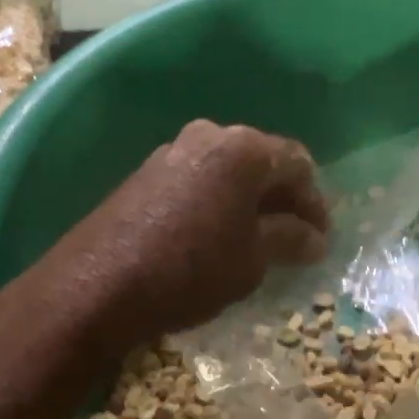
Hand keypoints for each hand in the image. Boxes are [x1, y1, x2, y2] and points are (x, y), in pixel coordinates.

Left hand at [41, 120, 329, 344]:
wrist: (97, 284)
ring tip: (258, 240)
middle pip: (263, 160)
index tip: (321, 239)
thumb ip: (290, 238)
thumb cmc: (189, 268)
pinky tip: (218, 234)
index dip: (315, 202)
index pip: (297, 163)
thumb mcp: (251, 259)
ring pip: (229, 169)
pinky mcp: (150, 169)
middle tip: (296, 238)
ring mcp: (176, 148)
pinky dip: (219, 200)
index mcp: (244, 148)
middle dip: (283, 198)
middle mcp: (212, 134)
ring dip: (249, 199)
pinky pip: (201, 177)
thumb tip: (315, 238)